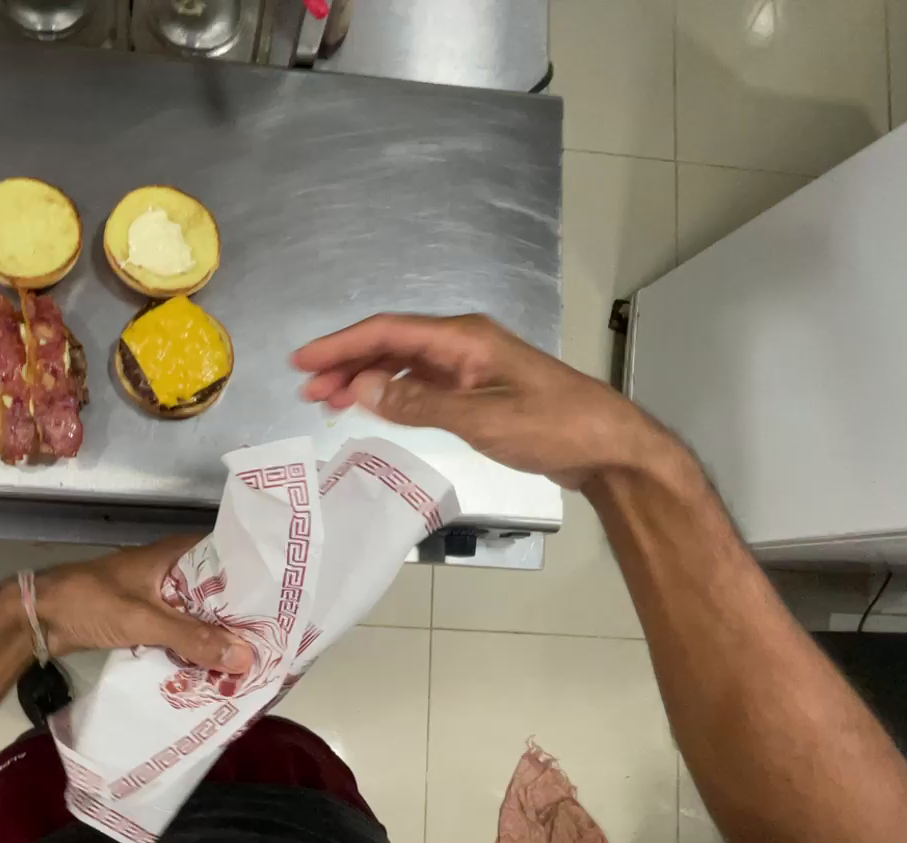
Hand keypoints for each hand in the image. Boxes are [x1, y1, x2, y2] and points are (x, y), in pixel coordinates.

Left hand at [31, 536, 254, 671]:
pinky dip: (193, 646)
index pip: (230, 561)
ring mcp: (158, 595)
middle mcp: (173, 570)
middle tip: (273, 645)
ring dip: (216, 636)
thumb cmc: (90, 602)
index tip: (283, 610)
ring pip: (199, 615)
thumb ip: (193, 638)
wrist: (37, 618)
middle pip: (217, 593)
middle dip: (240, 619)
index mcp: (177, 554)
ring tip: (250, 662)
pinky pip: (180, 631)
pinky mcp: (145, 617)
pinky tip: (211, 669)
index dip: (256, 584)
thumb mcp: (145, 620)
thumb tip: (245, 658)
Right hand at [293, 313, 676, 488]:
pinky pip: (419, 385)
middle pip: (389, 346)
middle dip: (345, 364)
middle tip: (308, 391)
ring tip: (328, 402)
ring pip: (401, 366)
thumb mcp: (480, 419)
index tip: (302, 361)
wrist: (605, 445)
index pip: (387, 333)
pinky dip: (391, 395)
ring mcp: (467, 367)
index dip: (340, 345)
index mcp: (462, 339)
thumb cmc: (551, 426)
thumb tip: (362, 389)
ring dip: (364, 380)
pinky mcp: (473, 390)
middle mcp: (460, 344)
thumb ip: (418, 404)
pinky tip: (373, 408)